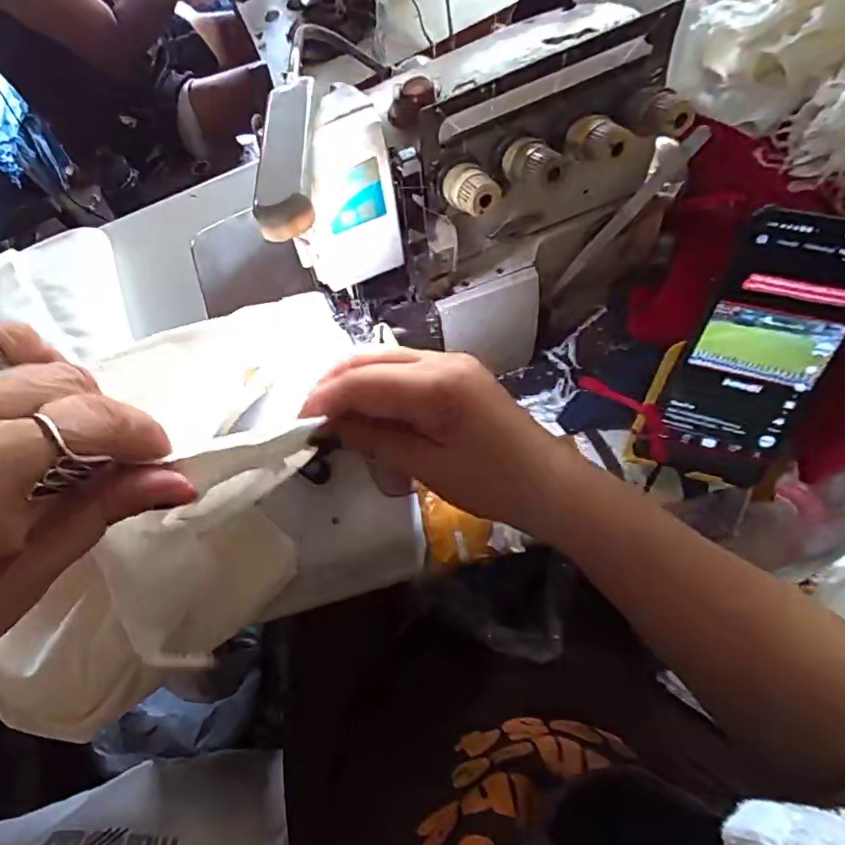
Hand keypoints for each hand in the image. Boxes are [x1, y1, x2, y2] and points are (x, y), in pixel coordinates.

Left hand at [0, 306, 193, 785]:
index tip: (162, 454)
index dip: (130, 430)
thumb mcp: (18, 588)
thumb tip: (176, 481)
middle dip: (97, 410)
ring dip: (42, 376)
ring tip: (58, 422)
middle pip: (38, 378)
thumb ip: (95, 515)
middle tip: (117, 456)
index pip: (70, 421)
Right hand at [299, 349, 597, 539]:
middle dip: (331, 384)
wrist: (549, 484)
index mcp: (438, 385)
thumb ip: (374, 439)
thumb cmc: (492, 484)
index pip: (363, 381)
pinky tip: (359, 407)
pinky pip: (400, 370)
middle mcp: (442, 361)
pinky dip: (372, 385)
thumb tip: (329, 426)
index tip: (296, 421)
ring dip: (349, 382)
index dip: (324, 398)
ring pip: (382, 360)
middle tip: (305, 416)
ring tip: (325, 413)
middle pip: (369, 360)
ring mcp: (450, 363)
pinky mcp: (454, 373)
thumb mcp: (426, 467)